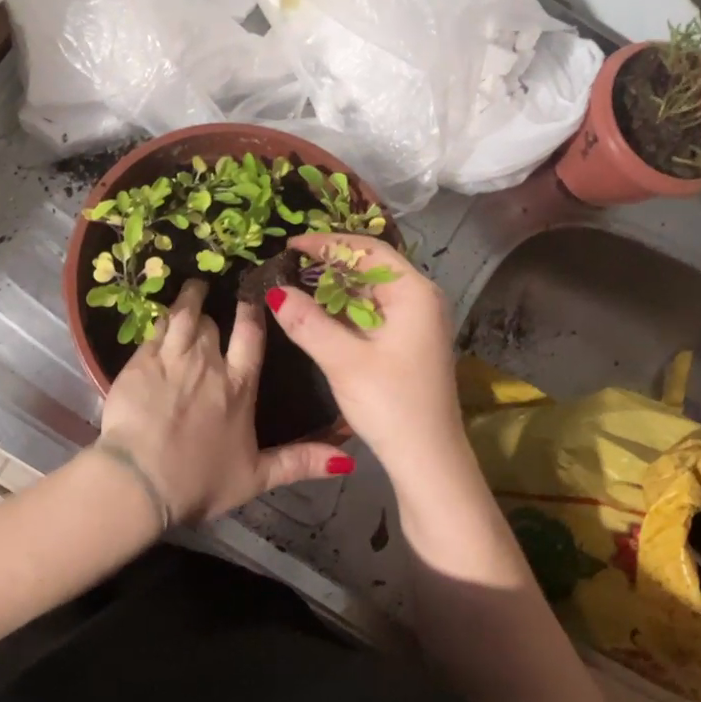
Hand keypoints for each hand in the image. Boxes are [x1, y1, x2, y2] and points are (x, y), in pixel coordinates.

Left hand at [99, 278, 349, 522]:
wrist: (142, 481)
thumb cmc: (199, 482)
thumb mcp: (256, 478)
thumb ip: (300, 462)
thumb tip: (349, 461)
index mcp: (240, 387)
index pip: (251, 336)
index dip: (251, 312)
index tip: (251, 295)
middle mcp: (208, 364)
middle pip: (212, 325)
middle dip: (212, 312)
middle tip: (211, 301)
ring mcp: (170, 360)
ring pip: (181, 318)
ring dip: (186, 303)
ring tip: (189, 292)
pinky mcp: (137, 364)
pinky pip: (151, 332)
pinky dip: (157, 322)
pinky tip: (157, 319)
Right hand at [265, 234, 465, 472]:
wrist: (427, 457)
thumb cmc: (390, 404)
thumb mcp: (343, 361)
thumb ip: (307, 322)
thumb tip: (273, 290)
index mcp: (413, 293)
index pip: (367, 250)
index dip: (326, 244)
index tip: (288, 246)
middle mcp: (421, 299)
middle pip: (371, 267)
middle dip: (329, 264)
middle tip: (287, 266)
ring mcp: (417, 322)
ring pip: (371, 291)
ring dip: (335, 288)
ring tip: (295, 286)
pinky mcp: (409, 343)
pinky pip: (373, 312)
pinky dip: (346, 309)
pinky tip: (319, 315)